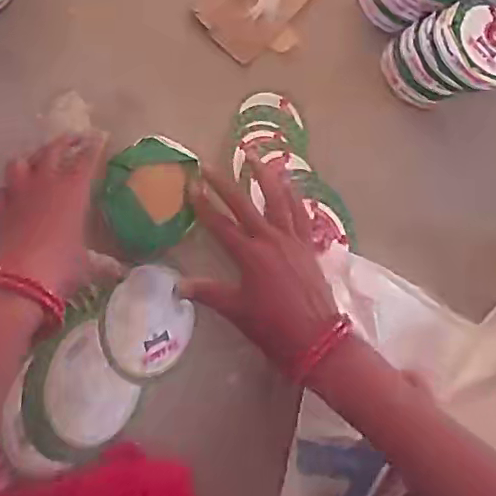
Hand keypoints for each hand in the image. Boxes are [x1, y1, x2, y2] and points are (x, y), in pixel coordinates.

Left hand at [0, 131, 107, 296]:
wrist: (14, 284)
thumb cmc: (61, 268)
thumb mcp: (87, 266)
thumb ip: (101, 263)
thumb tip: (119, 271)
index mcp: (73, 190)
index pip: (87, 159)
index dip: (95, 146)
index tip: (100, 137)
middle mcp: (45, 184)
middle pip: (53, 150)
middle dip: (65, 141)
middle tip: (74, 139)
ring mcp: (18, 196)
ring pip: (20, 162)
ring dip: (31, 159)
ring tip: (39, 161)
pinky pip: (1, 191)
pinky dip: (8, 190)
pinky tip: (13, 194)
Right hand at [183, 155, 342, 371]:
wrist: (317, 340)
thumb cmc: (273, 328)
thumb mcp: (236, 311)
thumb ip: (208, 293)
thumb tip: (177, 286)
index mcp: (249, 255)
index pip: (220, 224)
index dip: (203, 205)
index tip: (191, 185)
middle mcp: (270, 239)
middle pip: (243, 204)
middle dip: (223, 184)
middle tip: (209, 166)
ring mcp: (291, 238)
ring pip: (276, 198)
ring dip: (263, 175)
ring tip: (252, 155)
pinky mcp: (307, 243)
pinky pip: (299, 212)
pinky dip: (293, 194)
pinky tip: (288, 180)